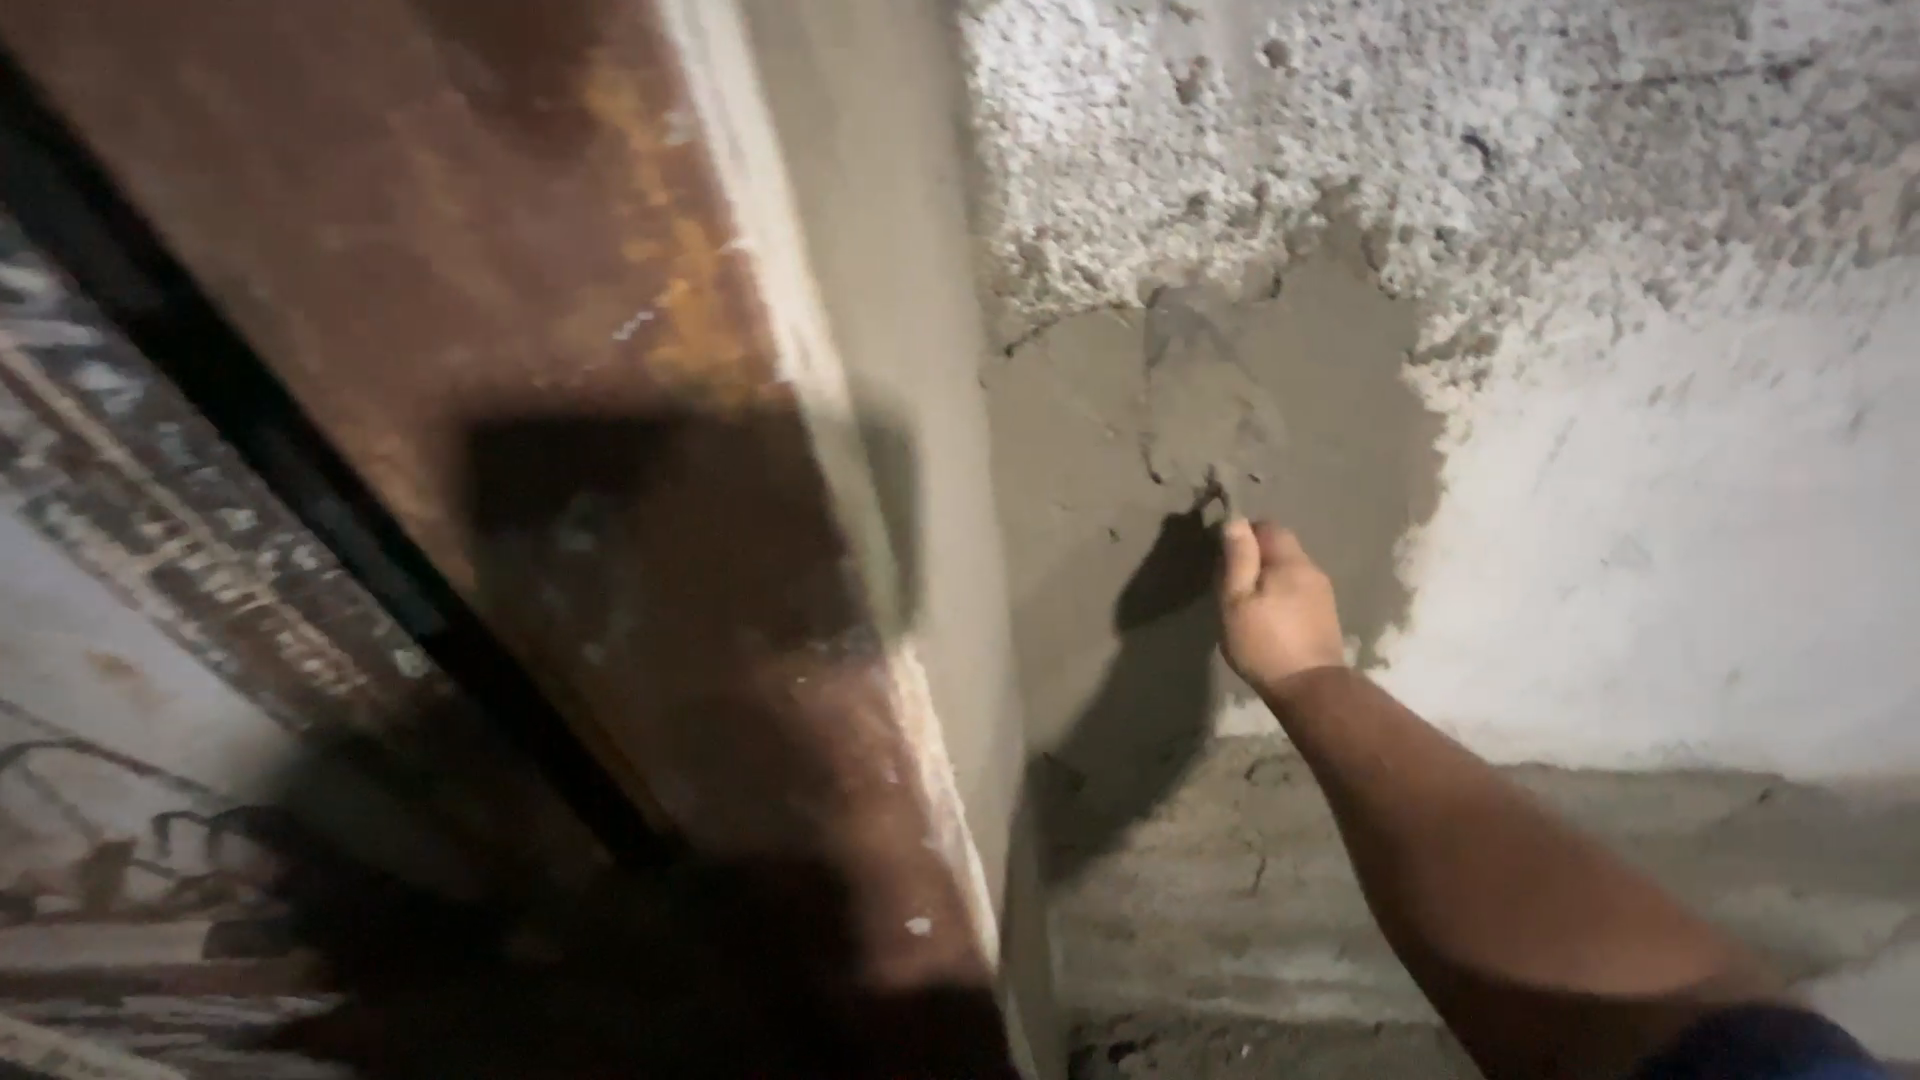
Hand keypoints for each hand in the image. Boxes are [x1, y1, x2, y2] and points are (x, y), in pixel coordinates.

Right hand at [1218, 518, 1347, 689]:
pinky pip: (1298, 590)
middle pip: (1281, 547)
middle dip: (1255, 557)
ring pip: (1290, 570)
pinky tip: (1270, 618)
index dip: (1244, 534)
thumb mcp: (1237, 599)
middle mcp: (1312, 570)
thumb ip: (1238, 558)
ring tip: (1249, 604)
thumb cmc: (1263, 642)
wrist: (1309, 688)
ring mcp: (1323, 593)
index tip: (1225, 558)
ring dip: (1269, 578)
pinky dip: (1281, 594)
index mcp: (1290, 562)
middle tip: (1232, 584)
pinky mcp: (1325, 614)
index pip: (1268, 526)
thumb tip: (1235, 521)